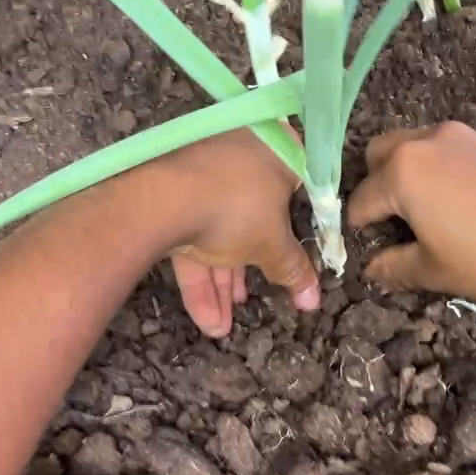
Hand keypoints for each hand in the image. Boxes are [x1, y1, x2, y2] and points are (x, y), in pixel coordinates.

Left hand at [130, 128, 321, 337]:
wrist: (161, 197)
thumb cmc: (236, 208)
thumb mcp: (273, 244)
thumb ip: (294, 269)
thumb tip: (314, 298)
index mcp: (274, 148)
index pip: (294, 189)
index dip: (293, 229)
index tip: (289, 260)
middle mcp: (237, 152)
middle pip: (251, 216)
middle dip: (247, 268)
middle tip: (248, 300)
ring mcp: (200, 170)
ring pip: (216, 228)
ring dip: (219, 281)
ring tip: (222, 325)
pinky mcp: (169, 192)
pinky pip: (190, 233)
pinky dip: (198, 275)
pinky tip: (205, 319)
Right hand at [346, 122, 475, 316]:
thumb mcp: (439, 272)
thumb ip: (396, 266)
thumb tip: (374, 267)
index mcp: (403, 170)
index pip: (361, 200)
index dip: (357, 232)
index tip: (365, 253)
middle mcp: (428, 141)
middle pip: (380, 156)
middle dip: (376, 189)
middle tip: (391, 230)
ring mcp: (465, 138)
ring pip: (415, 150)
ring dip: (408, 179)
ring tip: (426, 222)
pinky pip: (448, 154)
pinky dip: (440, 175)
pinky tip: (460, 213)